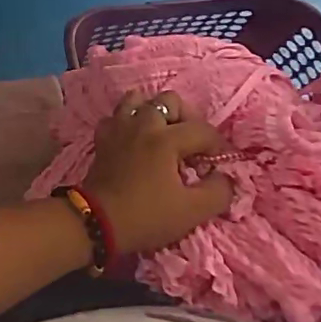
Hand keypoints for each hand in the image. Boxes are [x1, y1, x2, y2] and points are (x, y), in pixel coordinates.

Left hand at [81, 90, 231, 254]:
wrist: (96, 221)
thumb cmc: (147, 216)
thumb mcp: (192, 211)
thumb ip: (218, 191)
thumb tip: (224, 177)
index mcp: (166, 138)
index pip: (202, 130)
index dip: (218, 146)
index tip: (219, 164)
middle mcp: (142, 124)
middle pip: (169, 100)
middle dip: (187, 117)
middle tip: (192, 143)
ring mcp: (119, 127)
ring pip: (138, 100)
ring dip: (154, 111)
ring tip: (163, 133)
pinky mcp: (102, 138)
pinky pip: (116, 117)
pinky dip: (127, 122)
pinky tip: (134, 139)